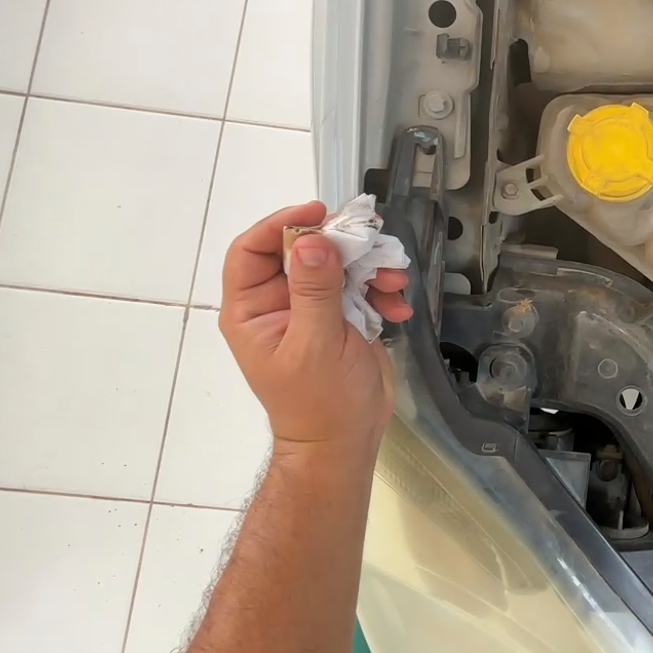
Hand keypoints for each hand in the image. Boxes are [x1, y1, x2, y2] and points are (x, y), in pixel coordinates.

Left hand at [219, 201, 413, 450]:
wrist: (346, 439)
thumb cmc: (319, 400)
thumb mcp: (316, 343)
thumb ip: (315, 291)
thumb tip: (313, 240)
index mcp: (253, 309)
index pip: (253, 250)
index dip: (281, 224)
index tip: (319, 213)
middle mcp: (279, 303)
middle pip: (303, 251)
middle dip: (341, 246)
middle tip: (373, 240)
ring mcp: (313, 309)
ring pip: (339, 266)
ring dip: (370, 269)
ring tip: (395, 282)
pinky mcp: (343, 318)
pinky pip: (362, 287)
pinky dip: (383, 292)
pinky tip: (399, 309)